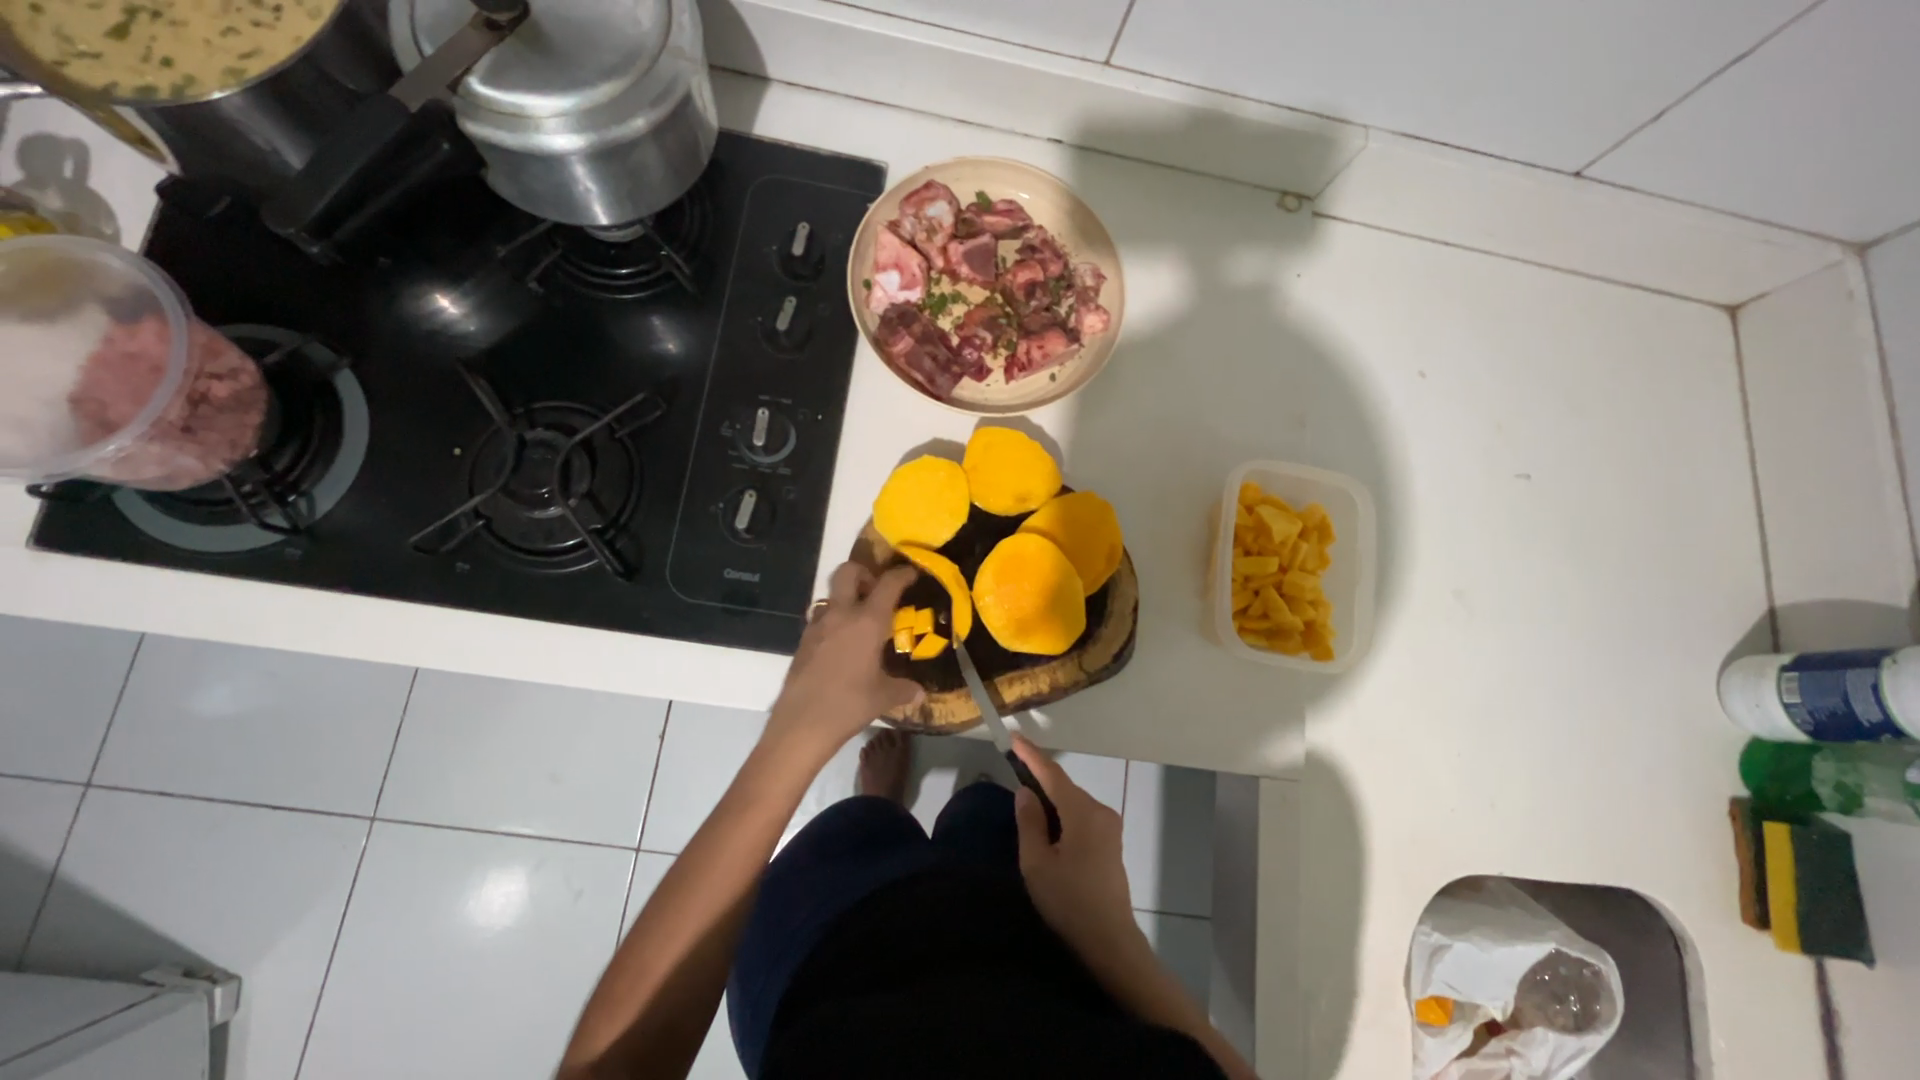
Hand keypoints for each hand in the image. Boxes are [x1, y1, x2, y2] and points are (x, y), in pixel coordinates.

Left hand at [764, 562, 924, 759]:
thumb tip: (920, 693)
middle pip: (847, 572)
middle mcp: (840, 615)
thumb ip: (904, 689)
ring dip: (845, 598)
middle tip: (876, 590)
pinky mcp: (803, 642)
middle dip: (863, 573)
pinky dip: (833, 622)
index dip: (902, 574)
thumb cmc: (849, 705)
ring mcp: (817, 626)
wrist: (801, 724)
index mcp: (867, 622)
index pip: (888, 585)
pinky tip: (842, 646)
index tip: (911, 573)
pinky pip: (820, 619)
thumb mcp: (883, 697)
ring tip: (859, 621)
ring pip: (830, 596)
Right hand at [1011, 734, 1140, 955]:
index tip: (1014, 738)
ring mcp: (1110, 827)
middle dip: (1039, 781)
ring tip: (1026, 809)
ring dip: (1051, 803)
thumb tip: (1025, 793)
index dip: (1031, 756)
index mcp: (1083, 813)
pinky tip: (1048, 830)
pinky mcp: (1111, 843)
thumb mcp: (1036, 863)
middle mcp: (1101, 812)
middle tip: (1013, 777)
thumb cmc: (1068, 901)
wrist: (1108, 939)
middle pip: (1064, 788)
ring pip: (1073, 804)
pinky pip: (1081, 818)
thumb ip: (1029, 822)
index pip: (1052, 775)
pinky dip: (1062, 817)